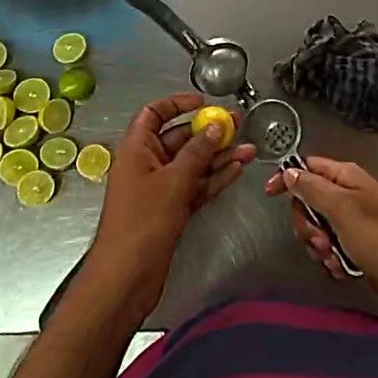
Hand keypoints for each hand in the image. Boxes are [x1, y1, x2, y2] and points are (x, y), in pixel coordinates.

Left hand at [92, 93, 256, 310]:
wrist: (128, 275)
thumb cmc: (143, 222)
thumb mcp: (174, 180)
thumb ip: (198, 152)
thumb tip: (216, 127)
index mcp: (136, 148)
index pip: (154, 113)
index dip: (177, 103)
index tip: (204, 102)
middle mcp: (146, 163)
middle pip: (179, 138)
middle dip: (209, 132)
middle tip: (238, 125)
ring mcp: (160, 187)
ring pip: (192, 164)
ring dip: (219, 156)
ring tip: (249, 148)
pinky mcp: (171, 209)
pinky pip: (196, 185)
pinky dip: (215, 178)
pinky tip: (238, 169)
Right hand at [265, 156, 377, 321]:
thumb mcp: (343, 209)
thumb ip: (312, 188)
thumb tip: (289, 172)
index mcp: (348, 178)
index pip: (308, 167)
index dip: (288, 178)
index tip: (271, 195)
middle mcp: (350, 196)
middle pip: (308, 201)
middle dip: (307, 224)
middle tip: (321, 239)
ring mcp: (353, 223)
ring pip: (317, 228)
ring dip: (318, 245)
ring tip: (334, 257)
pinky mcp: (357, 248)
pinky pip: (330, 248)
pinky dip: (330, 259)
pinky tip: (341, 269)